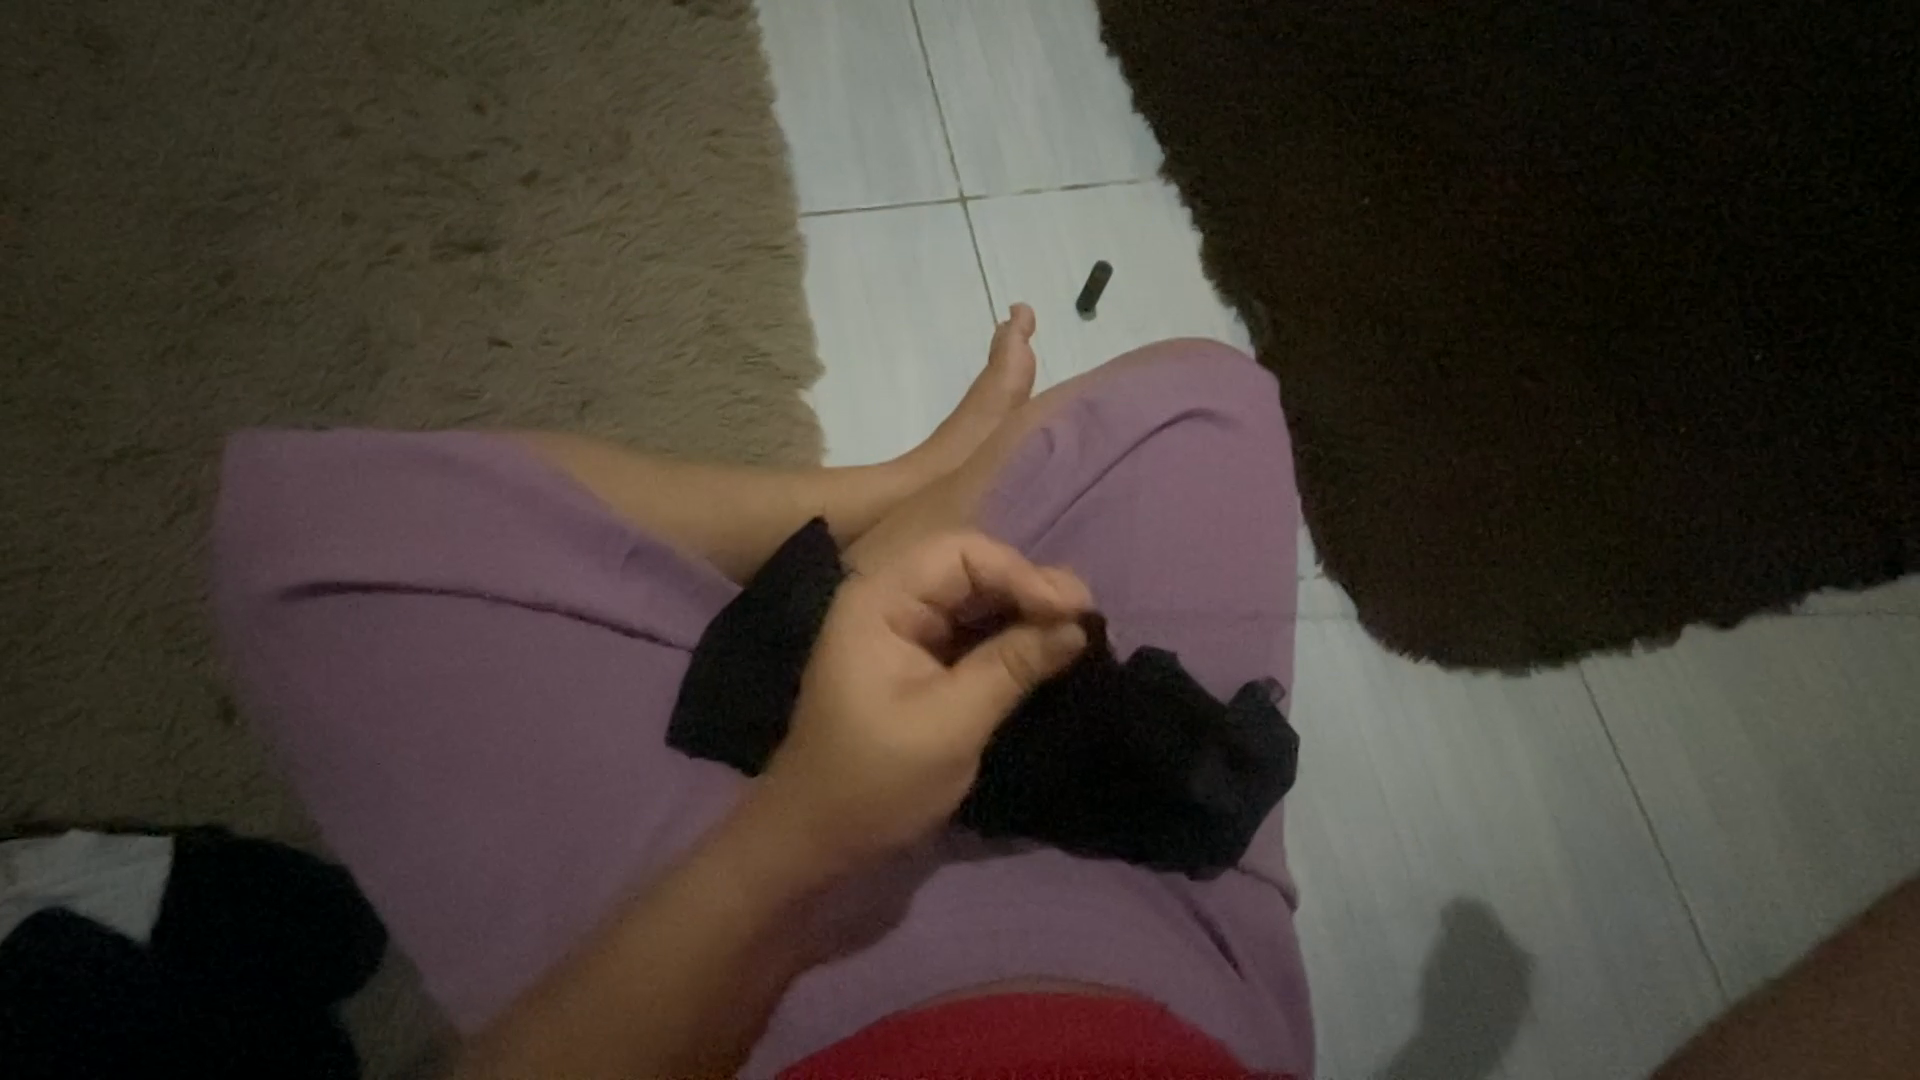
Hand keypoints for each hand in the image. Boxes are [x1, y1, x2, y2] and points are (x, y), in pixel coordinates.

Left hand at [750, 531, 1092, 876]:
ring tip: (1075, 632)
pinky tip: (1043, 649)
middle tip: (1086, 619)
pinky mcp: (915, 658)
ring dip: (1023, 611)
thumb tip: (1077, 626)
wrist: (815, 838)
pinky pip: (968, 629)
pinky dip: (1007, 636)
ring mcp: (901, 628)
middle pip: (969, 568)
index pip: (960, 554)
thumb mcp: (950, 724)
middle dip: (1028, 588)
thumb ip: (1012, 666)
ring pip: (974, 598)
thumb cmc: (874, 783)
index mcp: (879, 600)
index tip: (1073, 611)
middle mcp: (888, 599)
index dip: (1021, 573)